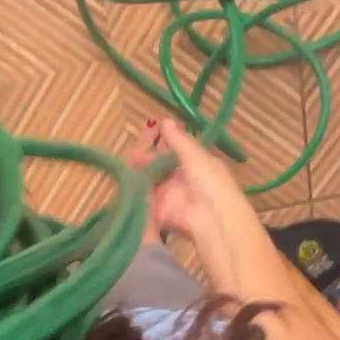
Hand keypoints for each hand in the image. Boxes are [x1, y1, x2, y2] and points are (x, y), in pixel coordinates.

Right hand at [127, 119, 265, 246]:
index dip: (161, 142)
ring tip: (130, 162)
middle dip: (146, 158)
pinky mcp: (158, 212)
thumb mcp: (196, 156)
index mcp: (194, 164)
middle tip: (136, 152)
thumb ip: (178, 140)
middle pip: (159, 167)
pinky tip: (128, 181)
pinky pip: (145, 200)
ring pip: (150, 182)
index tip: (149, 132)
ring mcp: (169, 196)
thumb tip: (164, 120)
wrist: (211, 218)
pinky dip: (136, 192)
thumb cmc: (210, 181)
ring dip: (140, 173)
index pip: (174, 151)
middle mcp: (181, 180)